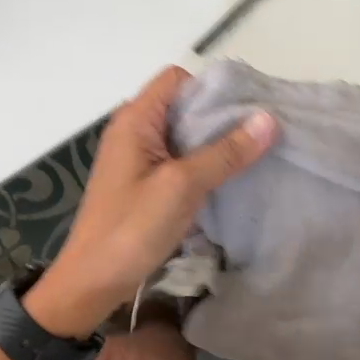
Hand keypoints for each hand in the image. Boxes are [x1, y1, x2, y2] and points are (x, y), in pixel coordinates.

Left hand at [26, 67, 276, 337]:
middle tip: (259, 135)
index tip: (247, 111)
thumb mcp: (182, 187)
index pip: (176, 78)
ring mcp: (136, 156)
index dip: (210, 88)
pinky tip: (226, 180)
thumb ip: (224, 152)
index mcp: (134, 119)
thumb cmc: (131, 228)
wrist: (92, 281)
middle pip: (181, 104)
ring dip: (212, 142)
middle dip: (218, 115)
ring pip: (181, 133)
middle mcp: (132, 129)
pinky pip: (176, 158)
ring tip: (250, 156)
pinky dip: (200, 163)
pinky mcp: (142, 181)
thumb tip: (267, 119)